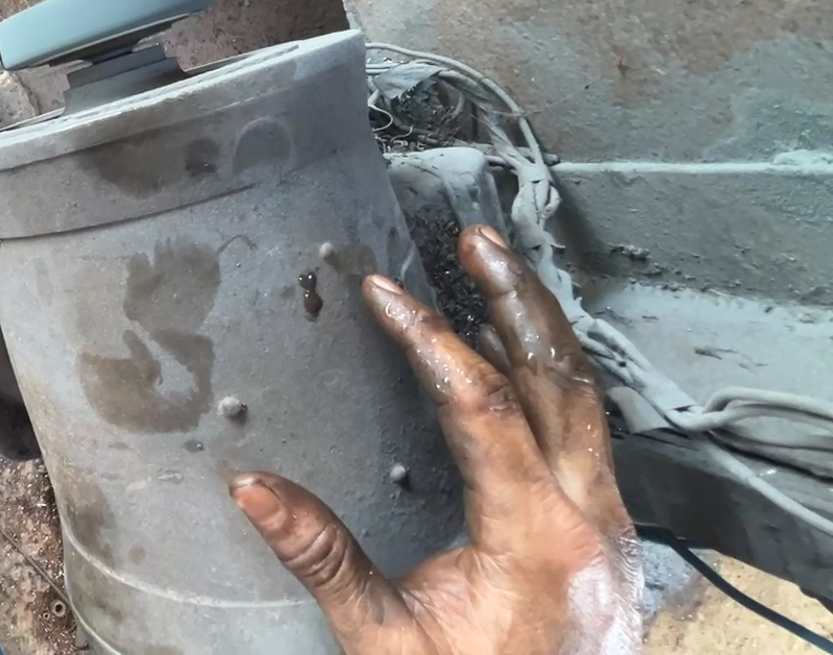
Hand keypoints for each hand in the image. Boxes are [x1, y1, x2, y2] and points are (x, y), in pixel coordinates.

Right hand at [231, 225, 642, 654]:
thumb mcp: (388, 643)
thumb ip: (322, 559)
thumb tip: (249, 484)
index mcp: (538, 540)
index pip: (480, 406)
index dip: (427, 338)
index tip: (380, 293)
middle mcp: (590, 521)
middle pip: (561, 382)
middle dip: (516, 299)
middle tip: (476, 240)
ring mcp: (606, 524)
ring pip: (582, 399)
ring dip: (535, 326)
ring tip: (494, 271)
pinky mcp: (599, 530)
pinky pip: (579, 425)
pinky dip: (542, 369)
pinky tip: (510, 352)